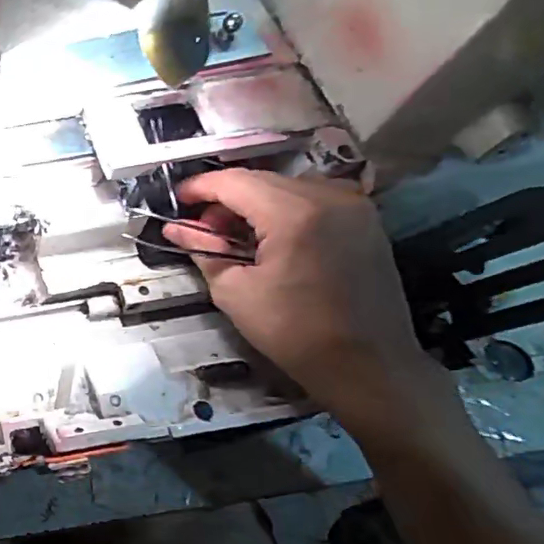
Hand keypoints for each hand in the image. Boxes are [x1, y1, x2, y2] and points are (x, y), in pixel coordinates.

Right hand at [162, 169, 435, 413]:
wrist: (366, 363)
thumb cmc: (293, 332)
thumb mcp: (235, 293)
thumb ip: (205, 251)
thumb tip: (177, 229)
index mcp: (294, 214)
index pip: (235, 182)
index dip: (200, 188)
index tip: (177, 200)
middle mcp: (328, 196)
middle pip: (262, 180)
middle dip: (226, 198)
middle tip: (202, 228)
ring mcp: (353, 205)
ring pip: (287, 186)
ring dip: (254, 203)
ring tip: (234, 236)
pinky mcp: (365, 219)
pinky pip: (313, 199)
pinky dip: (283, 209)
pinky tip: (269, 238)